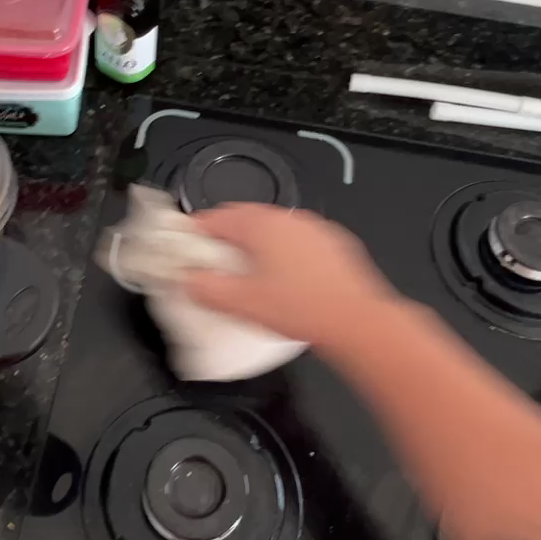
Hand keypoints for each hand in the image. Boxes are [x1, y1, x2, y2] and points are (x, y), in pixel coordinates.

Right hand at [184, 204, 398, 348]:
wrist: (355, 322)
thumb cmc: (304, 309)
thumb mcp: (240, 303)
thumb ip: (205, 288)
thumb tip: (188, 280)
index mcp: (262, 224)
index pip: (216, 217)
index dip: (194, 233)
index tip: (185, 249)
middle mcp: (289, 219)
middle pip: (244, 221)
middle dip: (223, 241)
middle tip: (211, 267)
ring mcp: (313, 230)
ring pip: (271, 232)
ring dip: (253, 249)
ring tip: (245, 279)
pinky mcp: (332, 246)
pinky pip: (295, 244)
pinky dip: (281, 257)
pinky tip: (280, 285)